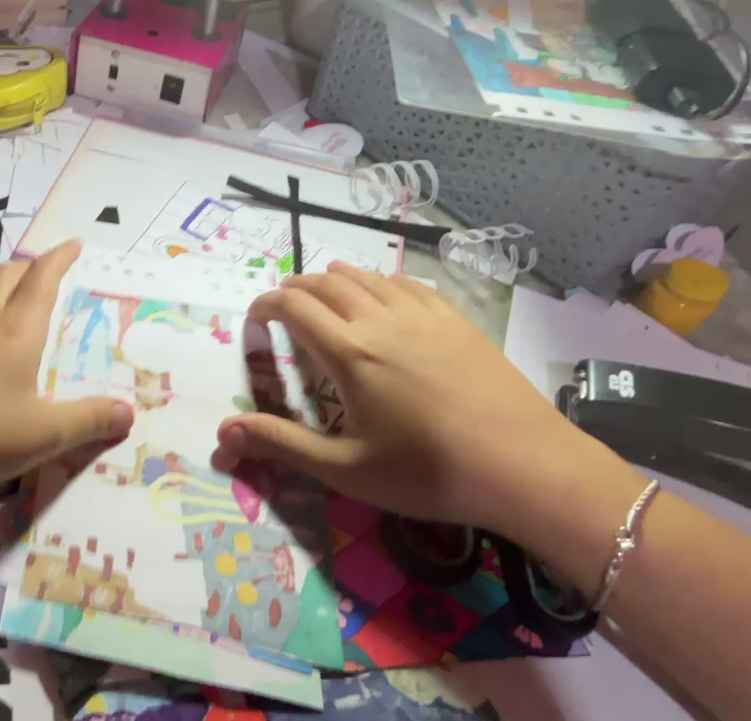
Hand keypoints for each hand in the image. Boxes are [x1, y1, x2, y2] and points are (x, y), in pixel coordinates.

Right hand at [216, 264, 620, 539]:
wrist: (528, 467)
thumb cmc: (429, 472)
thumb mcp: (346, 469)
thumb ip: (282, 445)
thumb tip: (222, 432)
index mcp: (348, 351)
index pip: (293, 306)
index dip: (266, 305)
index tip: (255, 319)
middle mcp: (379, 319)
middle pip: (324, 284)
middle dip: (295, 289)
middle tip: (282, 306)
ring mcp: (421, 315)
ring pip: (365, 278)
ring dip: (333, 279)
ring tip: (321, 289)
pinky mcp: (455, 320)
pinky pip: (406, 283)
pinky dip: (379, 281)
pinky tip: (381, 292)